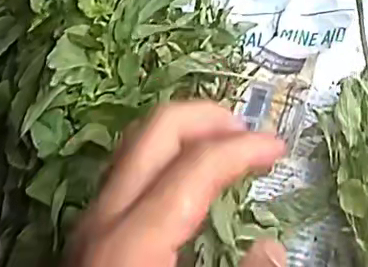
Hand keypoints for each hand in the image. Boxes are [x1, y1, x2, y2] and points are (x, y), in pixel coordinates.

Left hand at [70, 101, 287, 266]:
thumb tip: (270, 249)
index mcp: (131, 243)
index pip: (196, 165)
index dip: (245, 149)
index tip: (280, 149)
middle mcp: (104, 221)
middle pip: (158, 131)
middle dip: (209, 118)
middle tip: (248, 130)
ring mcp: (89, 228)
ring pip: (138, 144)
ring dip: (186, 132)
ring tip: (223, 142)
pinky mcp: (87, 243)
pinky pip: (129, 171)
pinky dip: (166, 157)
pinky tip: (188, 179)